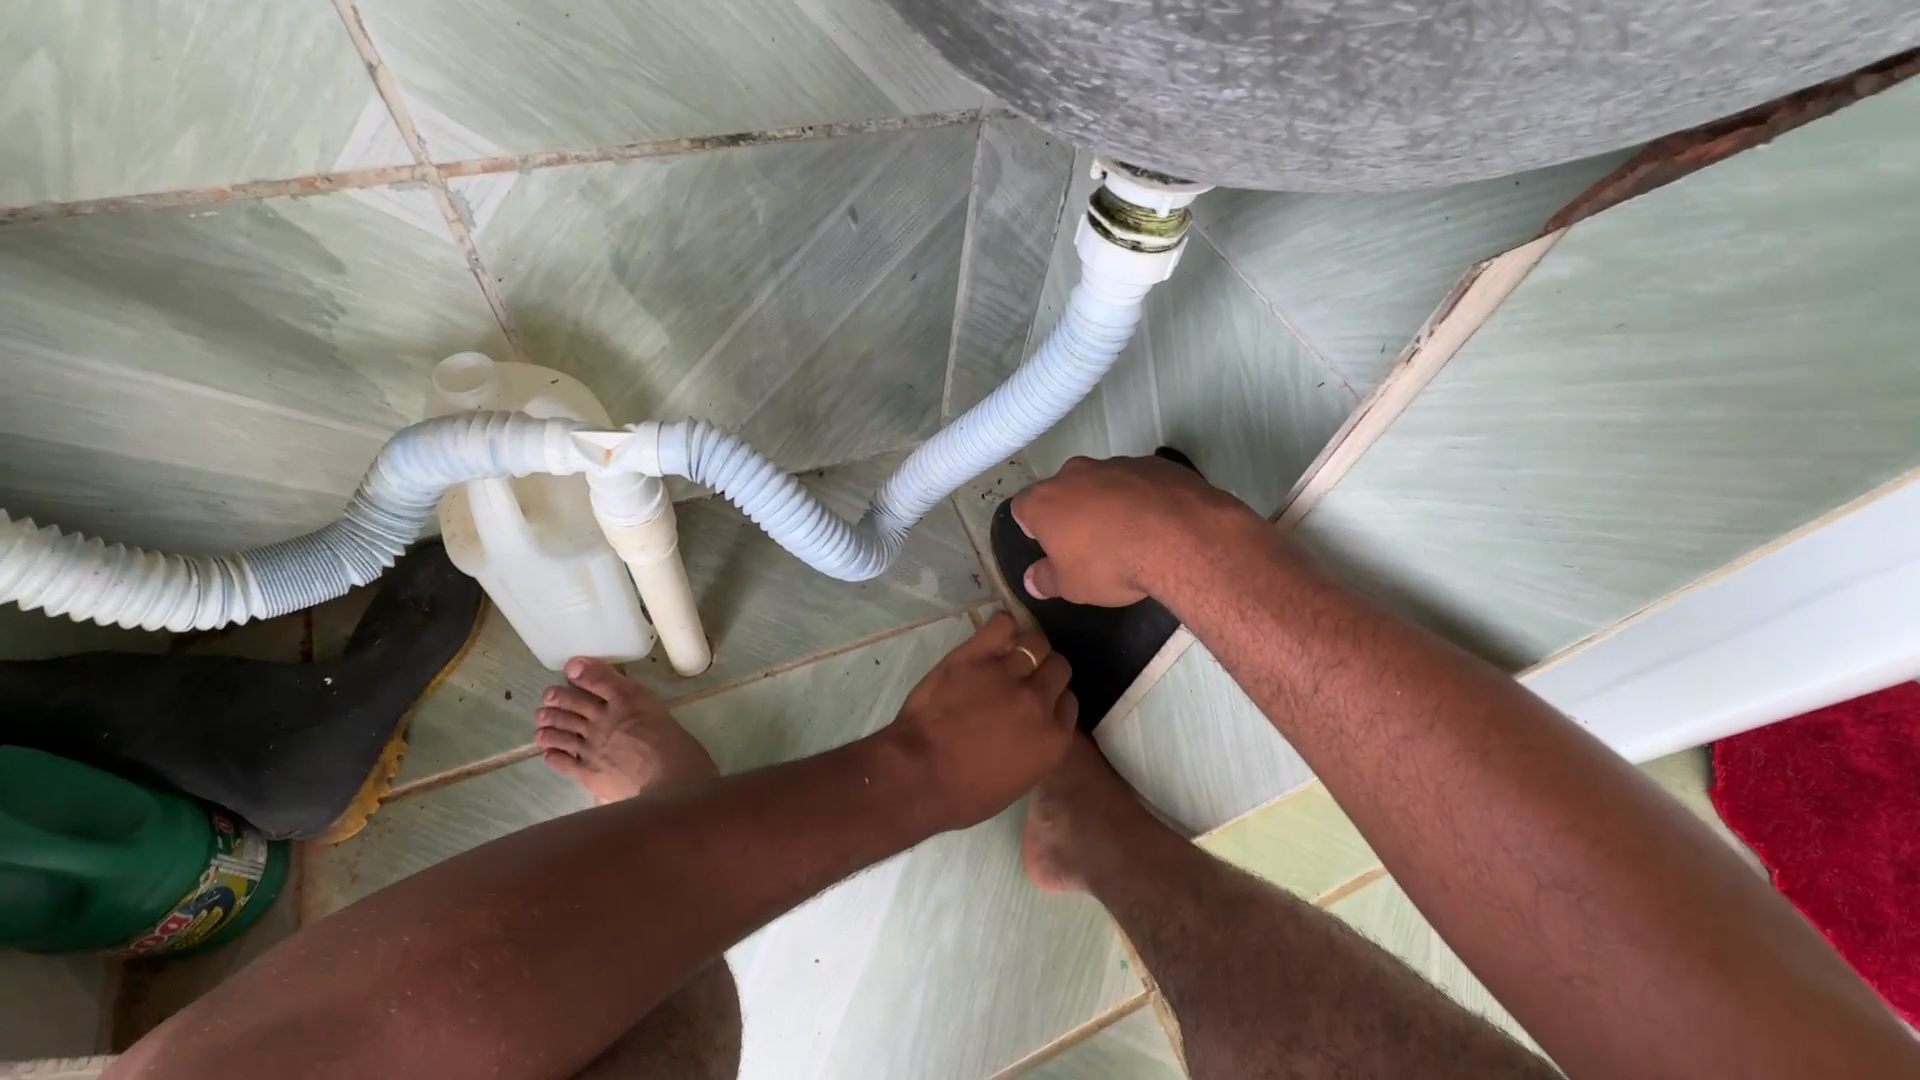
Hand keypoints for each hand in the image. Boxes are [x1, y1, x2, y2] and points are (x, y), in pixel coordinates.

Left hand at [877, 613, 1076, 830]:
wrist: (918, 774)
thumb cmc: (963, 793)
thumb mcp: (1017, 781)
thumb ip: (1036, 747)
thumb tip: (1034, 727)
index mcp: (1053, 738)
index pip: (1069, 702)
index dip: (1053, 699)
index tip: (1038, 702)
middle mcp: (1039, 701)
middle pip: (1058, 667)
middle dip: (1045, 671)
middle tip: (1023, 678)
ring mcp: (1008, 675)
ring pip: (1036, 643)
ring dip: (1026, 648)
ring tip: (1009, 656)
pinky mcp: (976, 656)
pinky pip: (1002, 625)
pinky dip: (1002, 628)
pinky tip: (993, 639)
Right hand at [1009, 455, 1258, 606]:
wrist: (1179, 536)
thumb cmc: (1111, 564)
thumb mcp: (1072, 586)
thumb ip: (1047, 580)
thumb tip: (1031, 580)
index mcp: (1045, 501)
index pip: (1022, 507)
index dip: (1033, 527)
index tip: (1051, 546)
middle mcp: (1075, 473)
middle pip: (1063, 489)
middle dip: (1072, 512)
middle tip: (1089, 543)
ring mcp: (1116, 463)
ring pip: (1102, 482)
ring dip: (1108, 502)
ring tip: (1130, 534)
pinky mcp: (1154, 463)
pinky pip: (1138, 481)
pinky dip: (1142, 497)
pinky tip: (1158, 523)